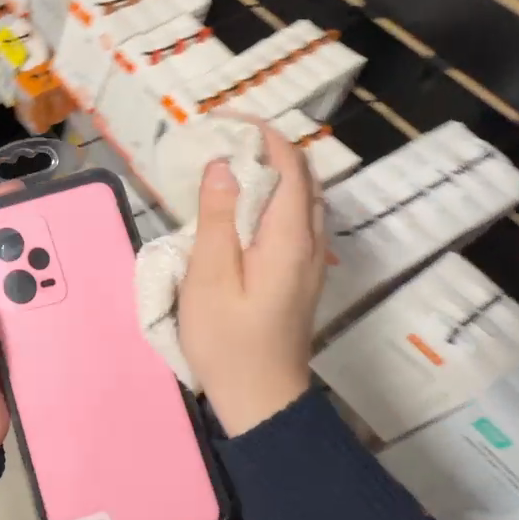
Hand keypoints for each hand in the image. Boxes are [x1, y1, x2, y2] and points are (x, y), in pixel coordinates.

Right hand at [178, 122, 326, 437]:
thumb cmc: (228, 338)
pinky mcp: (299, 276)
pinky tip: (241, 205)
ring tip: (228, 162)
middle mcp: (308, 243)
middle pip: (303, 178)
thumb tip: (223, 165)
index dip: (264, 134)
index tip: (226, 119)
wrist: (261, 400)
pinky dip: (273, 195)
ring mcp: (308, 262)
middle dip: (269, 147)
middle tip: (223, 137)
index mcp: (288, 238)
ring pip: (302, 198)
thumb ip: (217, 216)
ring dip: (272, 170)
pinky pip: (294, 218)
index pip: (290, 167)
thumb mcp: (210, 274)